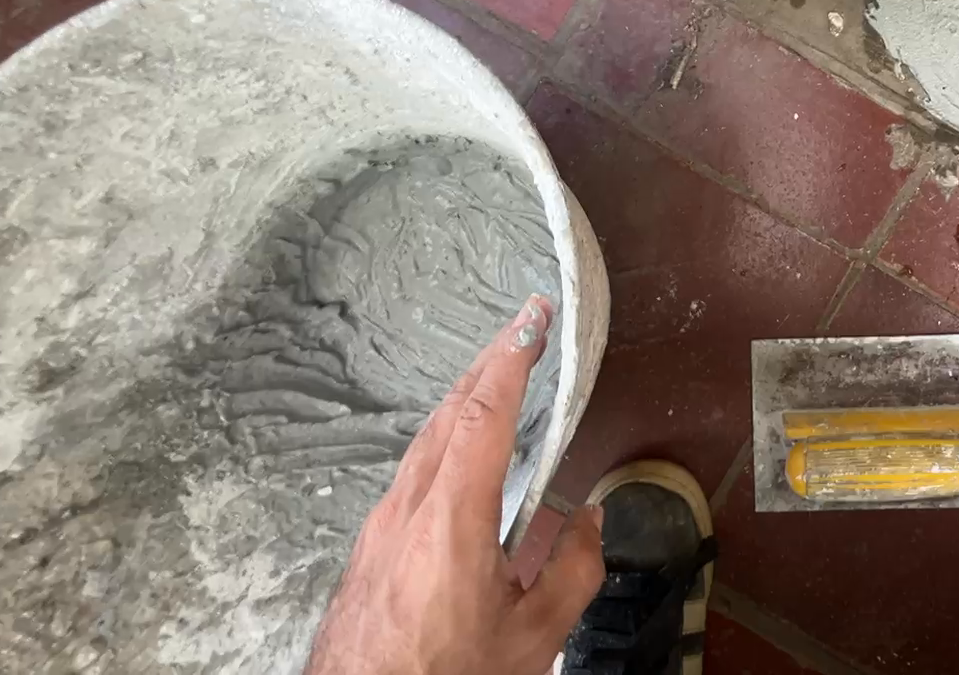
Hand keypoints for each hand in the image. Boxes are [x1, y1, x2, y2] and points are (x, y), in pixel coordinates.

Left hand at [306, 295, 604, 674]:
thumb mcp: (532, 639)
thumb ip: (574, 569)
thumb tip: (587, 519)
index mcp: (452, 520)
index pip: (484, 415)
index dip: (512, 359)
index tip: (535, 320)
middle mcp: (408, 510)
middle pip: (449, 410)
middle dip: (492, 358)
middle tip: (526, 325)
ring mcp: (382, 526)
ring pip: (427, 435)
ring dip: (468, 391)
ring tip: (501, 368)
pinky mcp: (371, 546)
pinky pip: (414, 465)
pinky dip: (447, 429)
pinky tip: (463, 440)